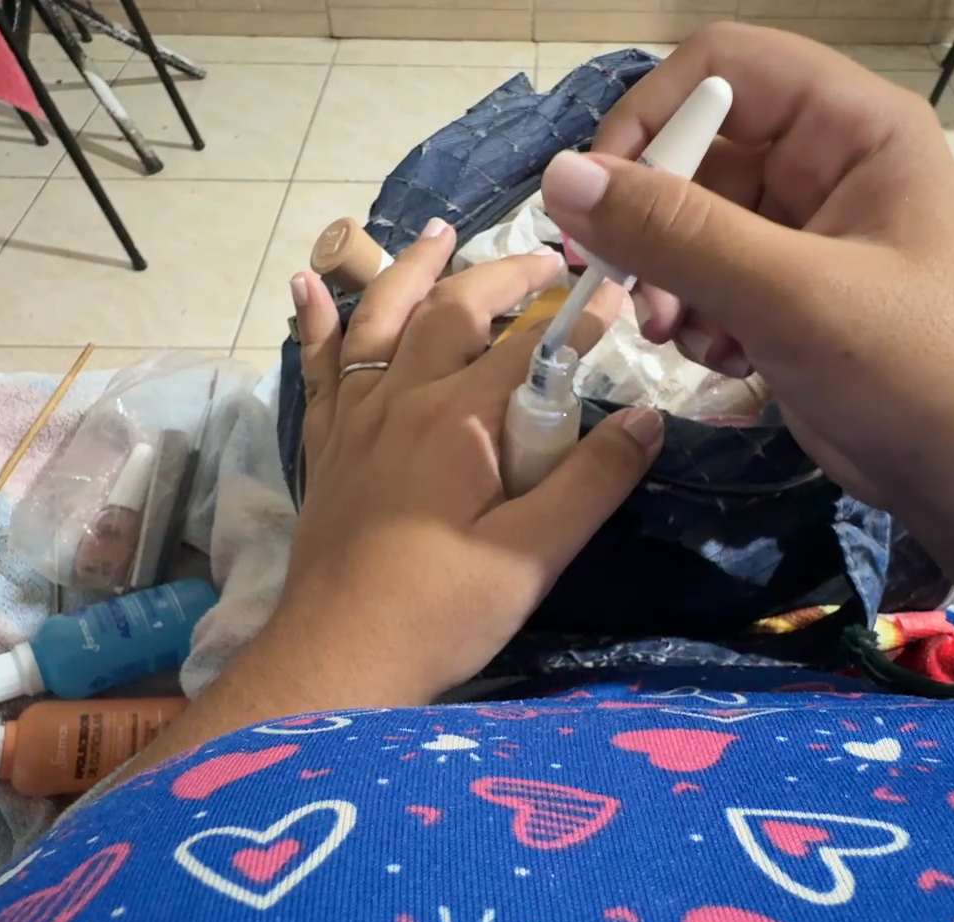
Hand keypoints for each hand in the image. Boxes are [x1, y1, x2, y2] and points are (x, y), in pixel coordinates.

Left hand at [260, 221, 661, 703]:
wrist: (339, 658)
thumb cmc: (441, 612)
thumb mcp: (533, 555)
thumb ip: (592, 482)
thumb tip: (646, 419)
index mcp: (457, 421)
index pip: (528, 348)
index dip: (576, 319)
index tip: (616, 294)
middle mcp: (400, 402)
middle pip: (451, 312)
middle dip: (503, 275)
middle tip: (545, 256)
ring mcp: (356, 422)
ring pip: (379, 322)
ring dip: (411, 271)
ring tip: (437, 231)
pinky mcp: (328, 450)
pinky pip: (321, 369)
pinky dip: (318, 323)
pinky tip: (307, 286)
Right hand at [539, 23, 953, 513]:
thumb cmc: (912, 369)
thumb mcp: (790, 295)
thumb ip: (675, 234)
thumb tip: (560, 178)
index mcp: (847, 128)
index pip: (721, 69)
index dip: (647, 119)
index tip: (595, 200)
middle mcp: (822, 171)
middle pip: (696, 159)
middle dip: (653, 231)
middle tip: (629, 297)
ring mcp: (802, 243)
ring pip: (692, 234)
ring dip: (670, 287)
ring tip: (683, 340)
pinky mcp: (786, 304)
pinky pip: (710, 289)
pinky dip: (699, 324)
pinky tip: (726, 363)